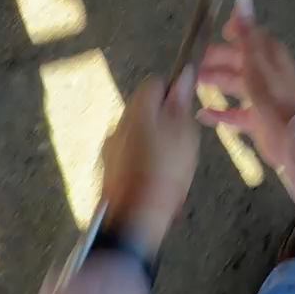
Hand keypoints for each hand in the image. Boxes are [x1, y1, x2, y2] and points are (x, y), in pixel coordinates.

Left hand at [101, 68, 199, 253]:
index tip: (186, 113)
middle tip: (183, 142)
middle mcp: (120, 122)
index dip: (173, 93)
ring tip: (173, 167)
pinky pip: (132, 157)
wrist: (133, 221)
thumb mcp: (183, 131)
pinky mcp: (108, 172)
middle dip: (165, 120)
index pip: (156, 82)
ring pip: (140, 133)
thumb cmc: (165, 169)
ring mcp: (111, 148)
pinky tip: (157, 182)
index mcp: (138, 108)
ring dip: (155, 142)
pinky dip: (144, 162)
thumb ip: (181, 99)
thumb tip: (183, 73)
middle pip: (146, 109)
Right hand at [197, 0, 294, 169]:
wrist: (293, 136)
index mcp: (269, 54)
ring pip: (236, 85)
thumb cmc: (273, 93)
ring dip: (216, 82)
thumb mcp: (256, 59)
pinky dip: (220, 113)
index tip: (215, 33)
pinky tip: (202, 115)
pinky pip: (235, 114)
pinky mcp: (258, 119)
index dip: (234, 32)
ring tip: (193, 84)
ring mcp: (262, 97)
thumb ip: (246, 32)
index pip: (250, 36)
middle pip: (238, 61)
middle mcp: (266, 72)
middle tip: (193, 63)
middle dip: (217, 60)